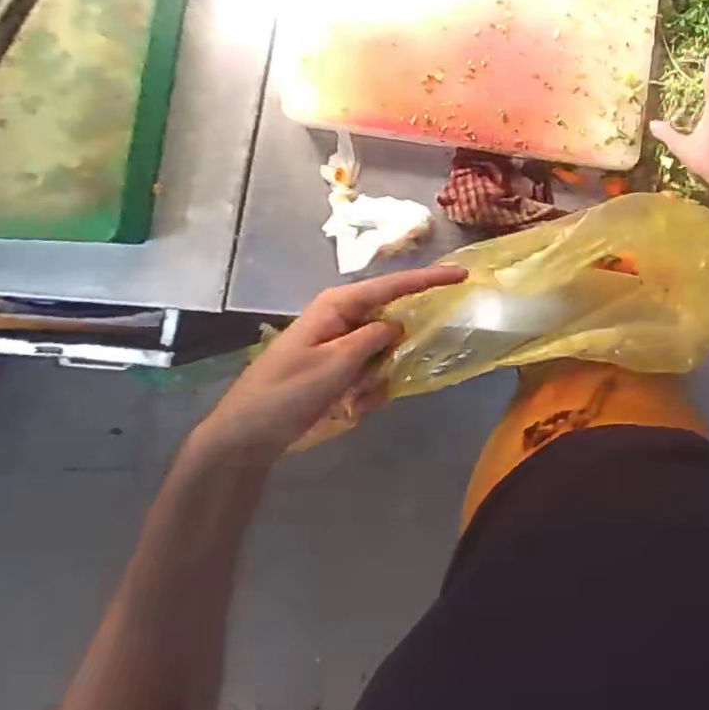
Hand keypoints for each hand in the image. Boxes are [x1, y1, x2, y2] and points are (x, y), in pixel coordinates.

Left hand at [197, 265, 467, 459]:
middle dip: (395, 353)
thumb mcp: (336, 364)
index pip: (392, 285)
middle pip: (391, 322)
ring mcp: (339, 343)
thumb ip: (374, 339)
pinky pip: (370, 370)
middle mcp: (341, 318)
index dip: (429, 279)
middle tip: (379, 379)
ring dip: (378, 378)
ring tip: (354, 401)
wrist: (247, 434)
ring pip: (383, 352)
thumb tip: (399, 325)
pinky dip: (367, 390)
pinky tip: (350, 407)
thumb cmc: (286, 392)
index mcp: (338, 306)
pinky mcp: (337, 365)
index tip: (461, 275)